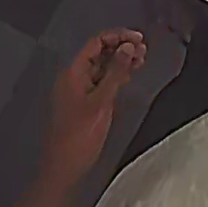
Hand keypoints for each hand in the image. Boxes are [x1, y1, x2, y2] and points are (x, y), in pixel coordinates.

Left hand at [41, 29, 145, 183]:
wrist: (63, 169)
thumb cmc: (80, 135)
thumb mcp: (101, 102)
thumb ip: (115, 72)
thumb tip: (128, 46)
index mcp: (73, 71)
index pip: (96, 42)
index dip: (118, 37)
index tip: (139, 39)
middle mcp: (75, 76)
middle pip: (99, 52)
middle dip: (121, 47)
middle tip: (144, 50)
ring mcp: (79, 89)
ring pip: (102, 66)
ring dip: (120, 61)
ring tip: (141, 60)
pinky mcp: (84, 102)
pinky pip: (101, 80)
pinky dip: (116, 75)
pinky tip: (129, 75)